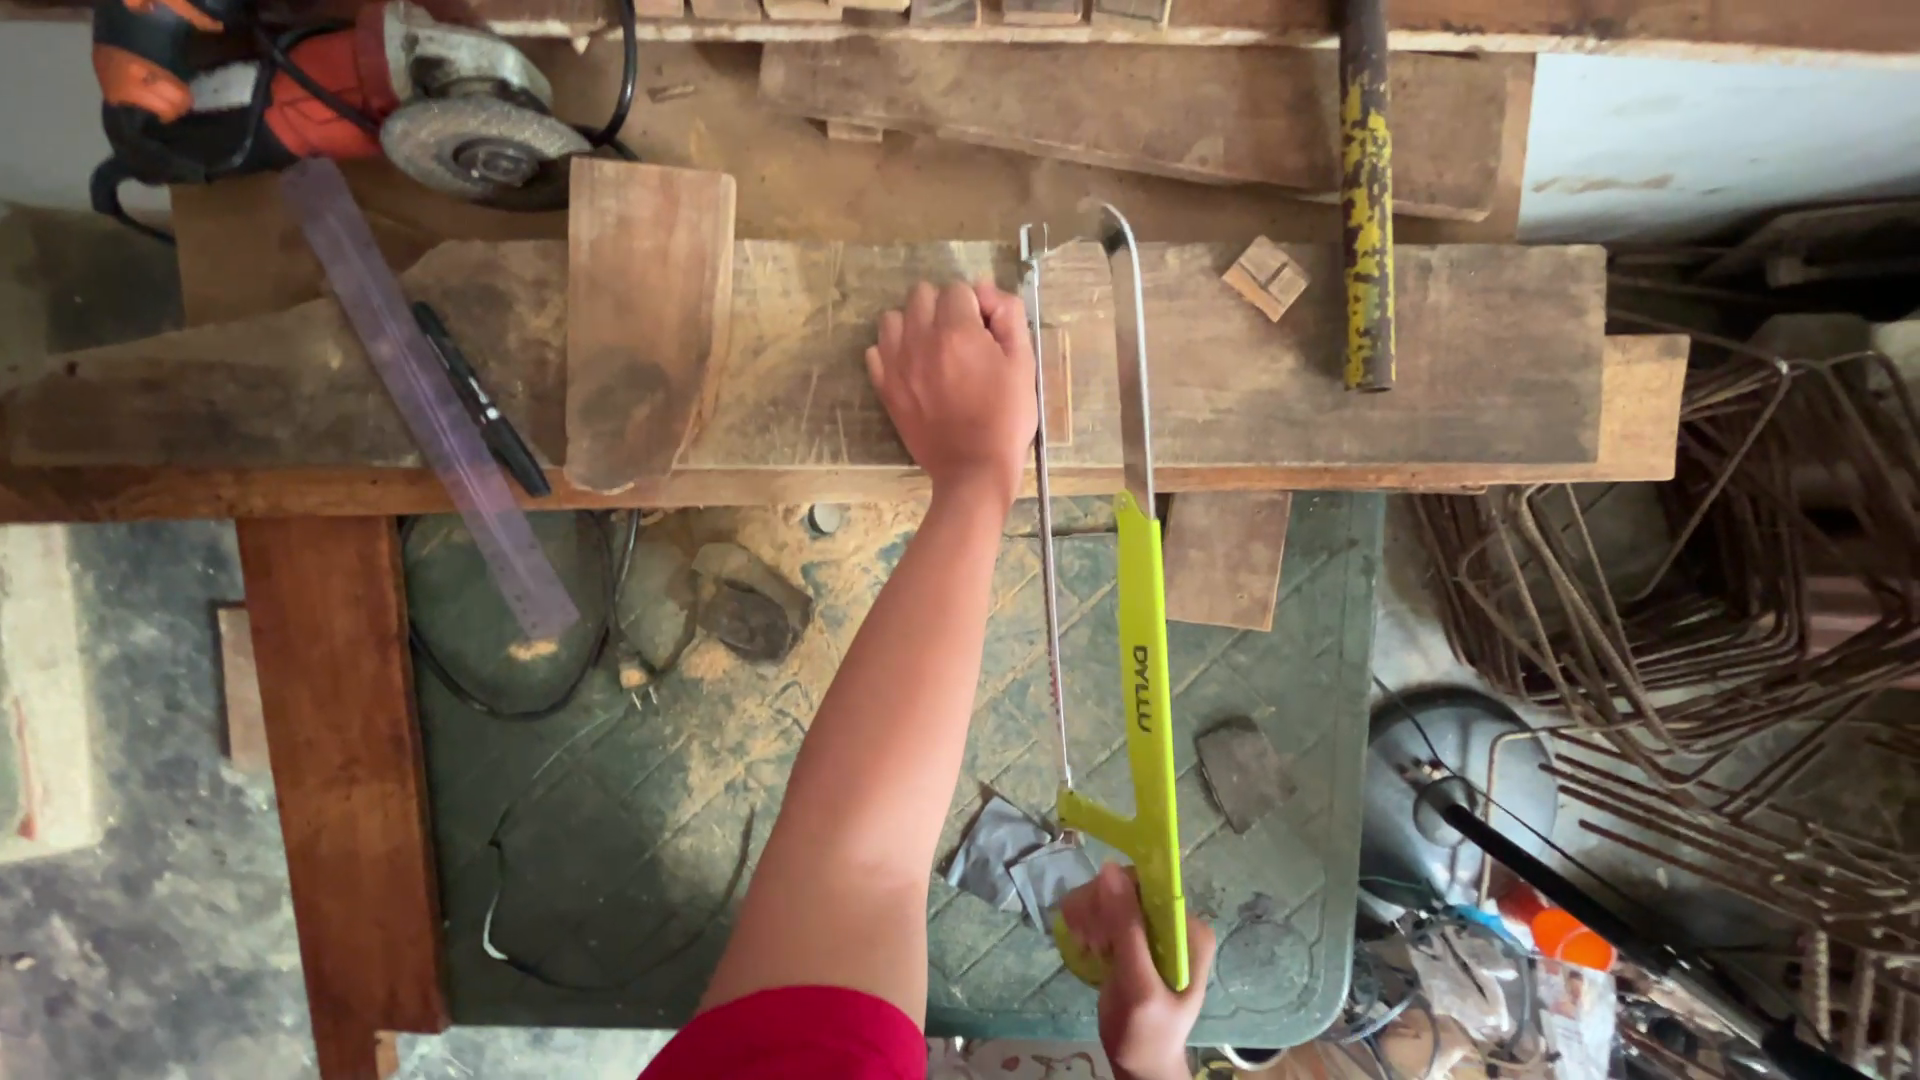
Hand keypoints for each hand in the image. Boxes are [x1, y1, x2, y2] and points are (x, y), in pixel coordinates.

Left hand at [866, 281, 1037, 510]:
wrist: (973, 470)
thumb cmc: (1005, 419)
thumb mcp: (1023, 363)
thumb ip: (1008, 316)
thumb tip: (986, 288)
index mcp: (957, 332)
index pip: (958, 289)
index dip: (977, 306)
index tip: (986, 332)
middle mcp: (920, 340)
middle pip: (922, 295)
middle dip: (943, 308)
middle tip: (961, 339)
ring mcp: (897, 365)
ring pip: (893, 318)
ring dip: (913, 325)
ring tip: (933, 349)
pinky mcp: (885, 388)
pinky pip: (876, 351)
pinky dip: (893, 352)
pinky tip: (913, 368)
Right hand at [1059, 863, 1217, 1079]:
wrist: (1139, 1066)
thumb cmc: (1146, 1033)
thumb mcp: (1138, 985)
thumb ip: (1127, 928)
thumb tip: (1110, 868)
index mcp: (1189, 930)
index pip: (1149, 884)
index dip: (1116, 892)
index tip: (1095, 922)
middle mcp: (1174, 922)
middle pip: (1125, 886)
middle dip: (1099, 907)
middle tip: (1086, 939)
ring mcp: (1153, 928)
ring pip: (1110, 895)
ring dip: (1089, 913)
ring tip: (1084, 942)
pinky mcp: (1134, 936)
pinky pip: (1106, 909)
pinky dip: (1089, 921)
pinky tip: (1085, 943)